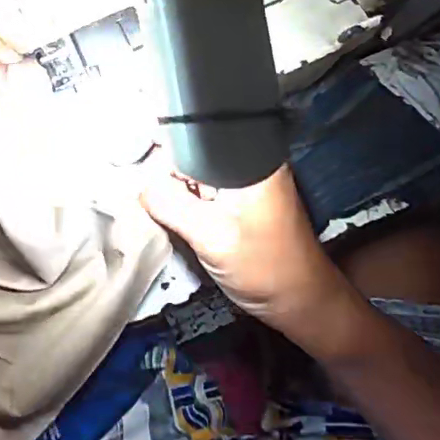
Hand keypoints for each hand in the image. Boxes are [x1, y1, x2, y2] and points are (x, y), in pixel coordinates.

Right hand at [140, 164, 365, 358]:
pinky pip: (203, 189)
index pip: (193, 136)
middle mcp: (249, 159)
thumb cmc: (264, 268)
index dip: (165, 153)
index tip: (145, 176)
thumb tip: (138, 184)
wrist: (301, 303)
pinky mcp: (240, 197)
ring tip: (181, 217)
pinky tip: (189, 221)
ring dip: (178, 191)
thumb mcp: (209, 235)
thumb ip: (169, 204)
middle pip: (191, 151)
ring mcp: (245, 179)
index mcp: (250, 158)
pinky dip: (190, 203)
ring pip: (194, 171)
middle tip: (163, 204)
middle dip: (169, 174)